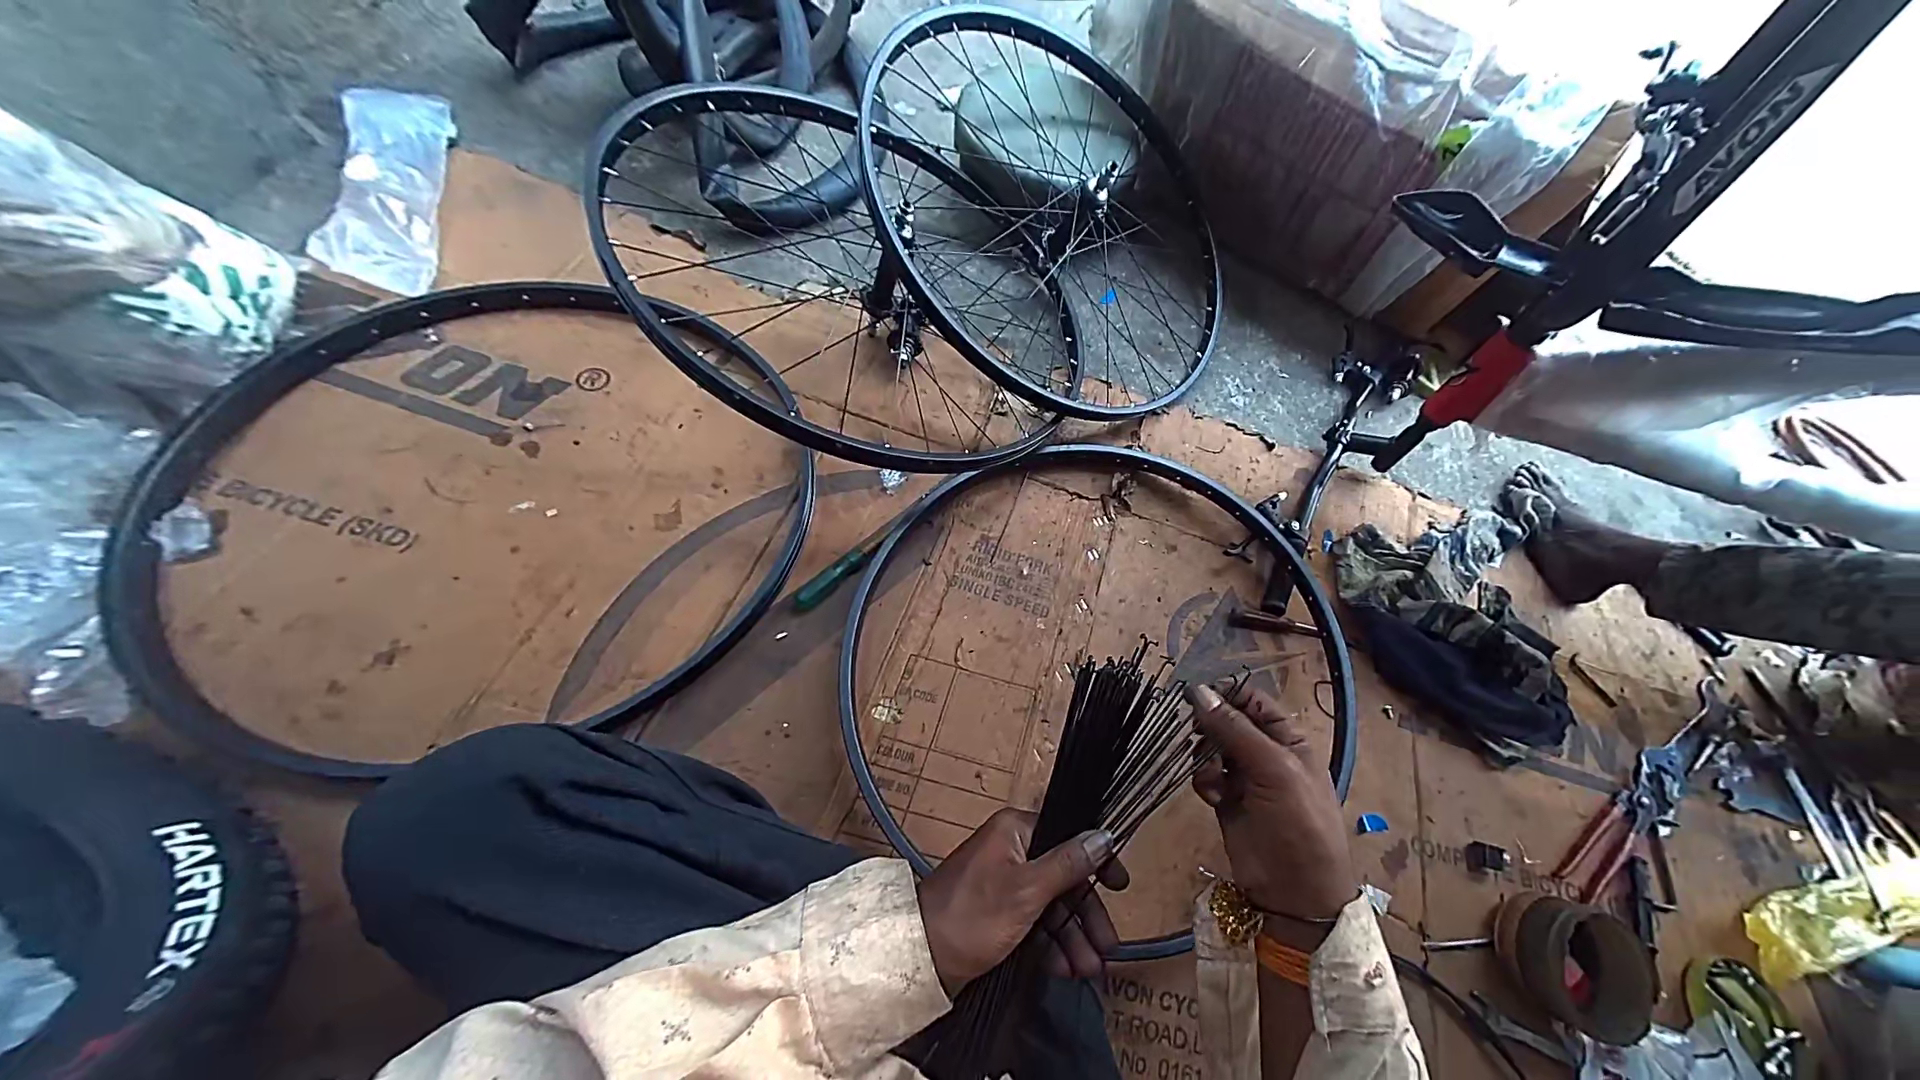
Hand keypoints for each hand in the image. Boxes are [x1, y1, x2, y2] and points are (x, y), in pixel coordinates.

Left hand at [916, 807, 1126, 995]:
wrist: (922, 956)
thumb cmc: (972, 914)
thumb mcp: (1027, 890)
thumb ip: (1068, 864)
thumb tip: (1104, 835)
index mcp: (1015, 831)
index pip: (1068, 836)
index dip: (1096, 861)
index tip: (1120, 886)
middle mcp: (1011, 849)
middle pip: (1063, 876)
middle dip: (1086, 916)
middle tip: (1107, 949)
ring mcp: (1005, 881)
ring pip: (1051, 904)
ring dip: (1071, 937)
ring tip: (1087, 971)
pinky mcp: (999, 910)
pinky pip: (1034, 921)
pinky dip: (1049, 944)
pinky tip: (1062, 970)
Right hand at [1187, 681, 1356, 919]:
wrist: (1296, 892)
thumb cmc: (1299, 824)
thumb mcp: (1273, 769)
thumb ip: (1234, 729)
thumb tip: (1198, 691)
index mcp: (1287, 738)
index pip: (1250, 700)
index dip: (1224, 694)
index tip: (1194, 695)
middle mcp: (1265, 752)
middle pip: (1225, 721)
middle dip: (1208, 726)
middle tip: (1196, 734)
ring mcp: (1244, 776)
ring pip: (1209, 746)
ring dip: (1203, 756)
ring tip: (1211, 776)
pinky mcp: (1225, 798)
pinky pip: (1204, 774)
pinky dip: (1203, 781)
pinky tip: (1212, 796)